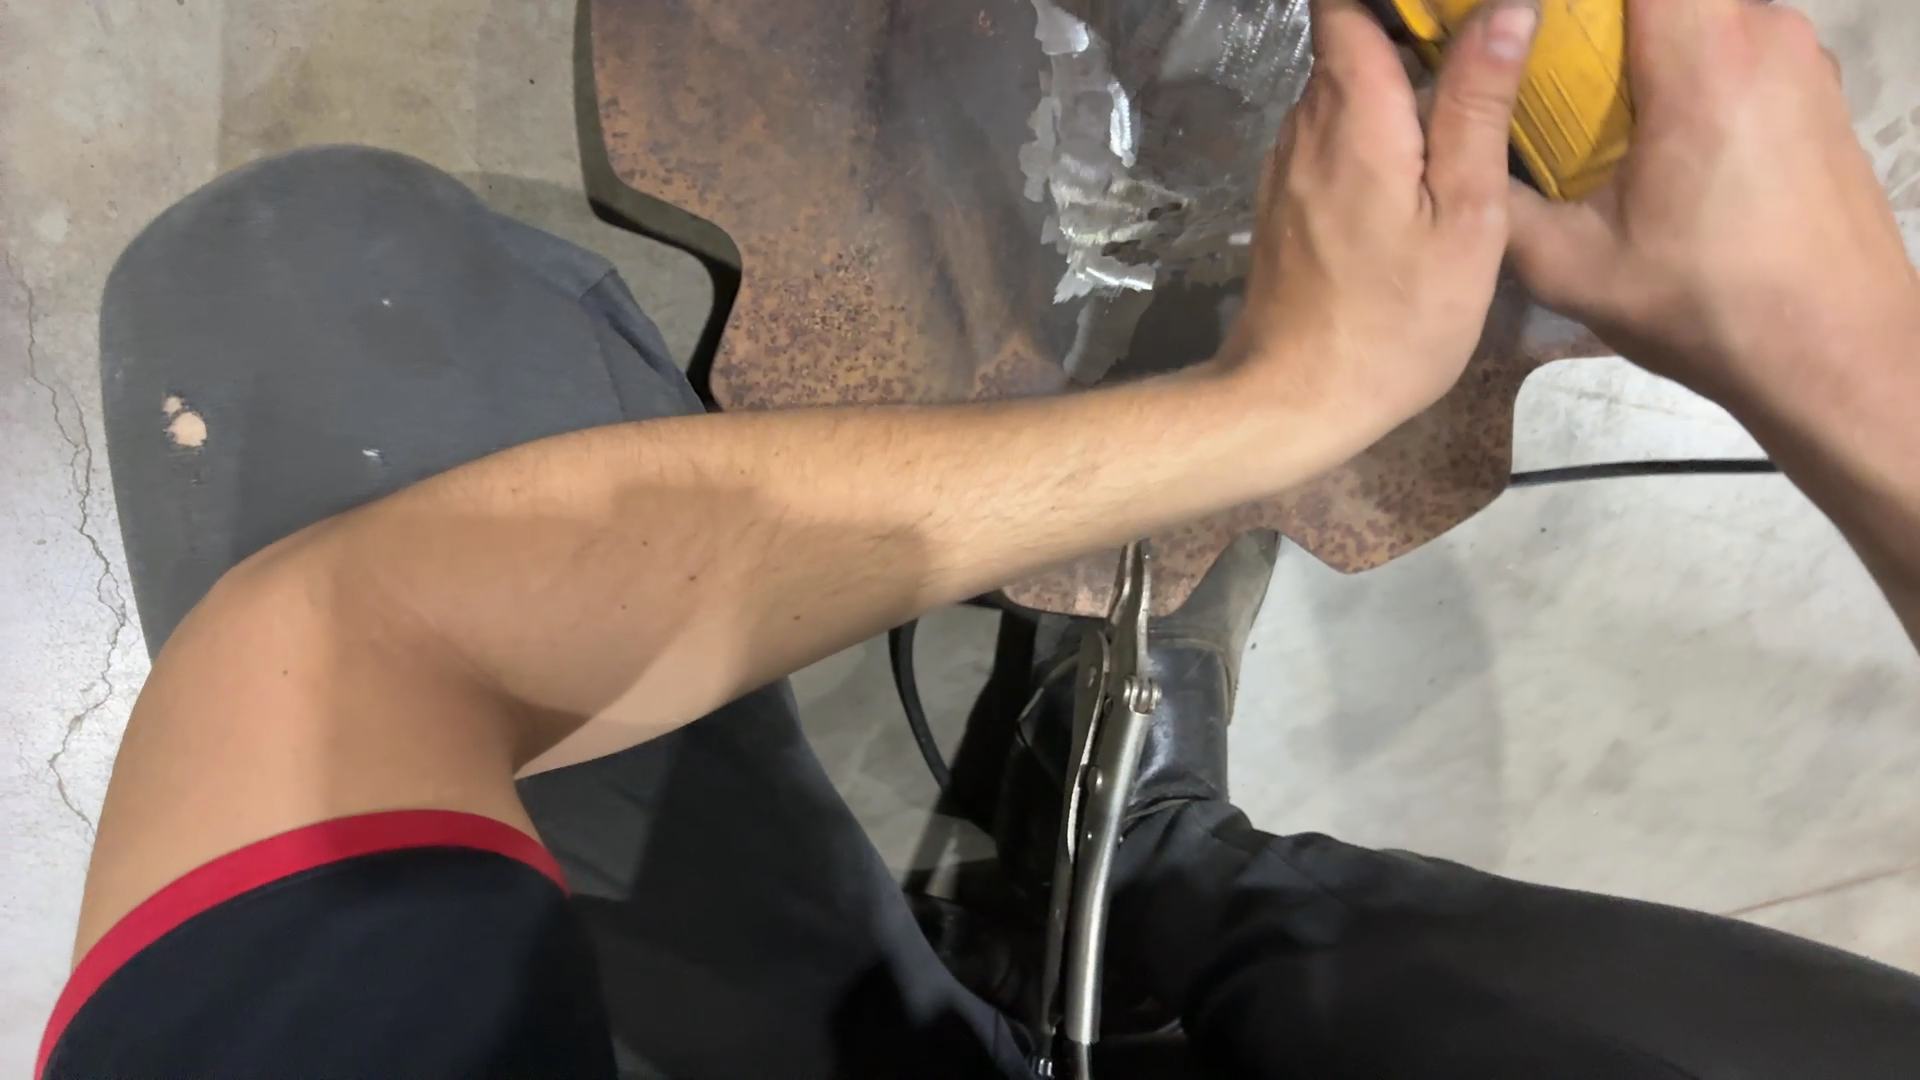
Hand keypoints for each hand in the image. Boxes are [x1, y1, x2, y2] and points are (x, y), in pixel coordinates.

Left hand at [1221, 0, 1541, 441]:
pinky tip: (1409, 162)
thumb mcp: (1463, 218)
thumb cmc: (1391, 322)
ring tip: (1458, 97)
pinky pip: (1321, 144)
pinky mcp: (1280, 213)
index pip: (1342, 8)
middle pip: (1343, 46)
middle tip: (1476, 55)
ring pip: (1332, 97)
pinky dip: (1363, 132)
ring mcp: (1282, 177)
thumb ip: (1475, 108)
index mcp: (1351, 118)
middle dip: (1404, 29)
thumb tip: (1502, 7)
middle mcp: (1301, 135)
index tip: (1440, 10)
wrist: (1291, 398)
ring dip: (1387, 85)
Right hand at [1508, 0, 1919, 407]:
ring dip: (1619, 45)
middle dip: (1581, 23)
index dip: (1565, 1)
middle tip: (1520, 80)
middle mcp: (1762, 35)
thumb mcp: (1565, 264)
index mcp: (1704, 67)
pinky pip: (1719, 41)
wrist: (1822, 339)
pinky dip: (1660, 64)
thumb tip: (1454, 159)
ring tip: (1560, 109)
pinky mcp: (1802, 85)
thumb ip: (1501, 202)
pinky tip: (1622, 132)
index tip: (1511, 26)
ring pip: (1690, 12)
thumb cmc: (1693, 301)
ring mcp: (1793, 56)